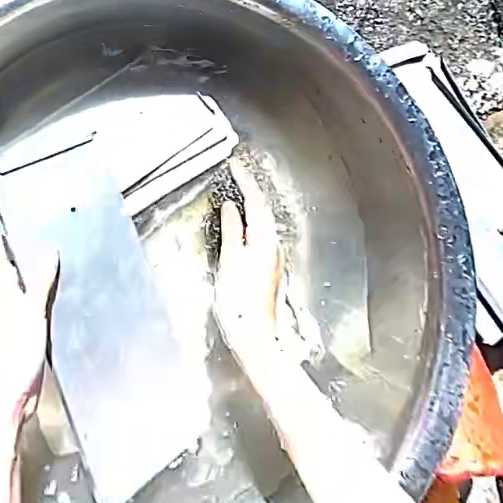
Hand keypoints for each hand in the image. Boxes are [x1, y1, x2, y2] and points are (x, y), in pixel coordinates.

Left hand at [0, 240, 58, 420]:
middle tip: (4, 217)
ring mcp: (8, 313)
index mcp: (0, 286)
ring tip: (24, 242)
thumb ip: (41, 282)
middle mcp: (1, 295)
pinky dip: (30, 282)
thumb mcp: (32, 313)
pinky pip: (23, 295)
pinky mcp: (18, 328)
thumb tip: (50, 250)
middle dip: (0, 239)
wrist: (5, 398)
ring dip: (15, 260)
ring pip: (10, 277)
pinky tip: (41, 283)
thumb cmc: (13, 354)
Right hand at [215, 158, 283, 356]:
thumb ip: (231, 230)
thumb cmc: (239, 301)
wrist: (256, 337)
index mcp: (263, 240)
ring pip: (263, 222)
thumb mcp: (229, 260)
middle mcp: (273, 246)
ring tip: (238, 193)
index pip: (255, 201)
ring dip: (251, 206)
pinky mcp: (269, 269)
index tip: (235, 165)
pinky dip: (251, 222)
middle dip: (250, 190)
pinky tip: (241, 224)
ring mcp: (273, 258)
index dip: (245, 181)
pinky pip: (260, 235)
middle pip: (262, 210)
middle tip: (236, 174)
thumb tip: (230, 207)